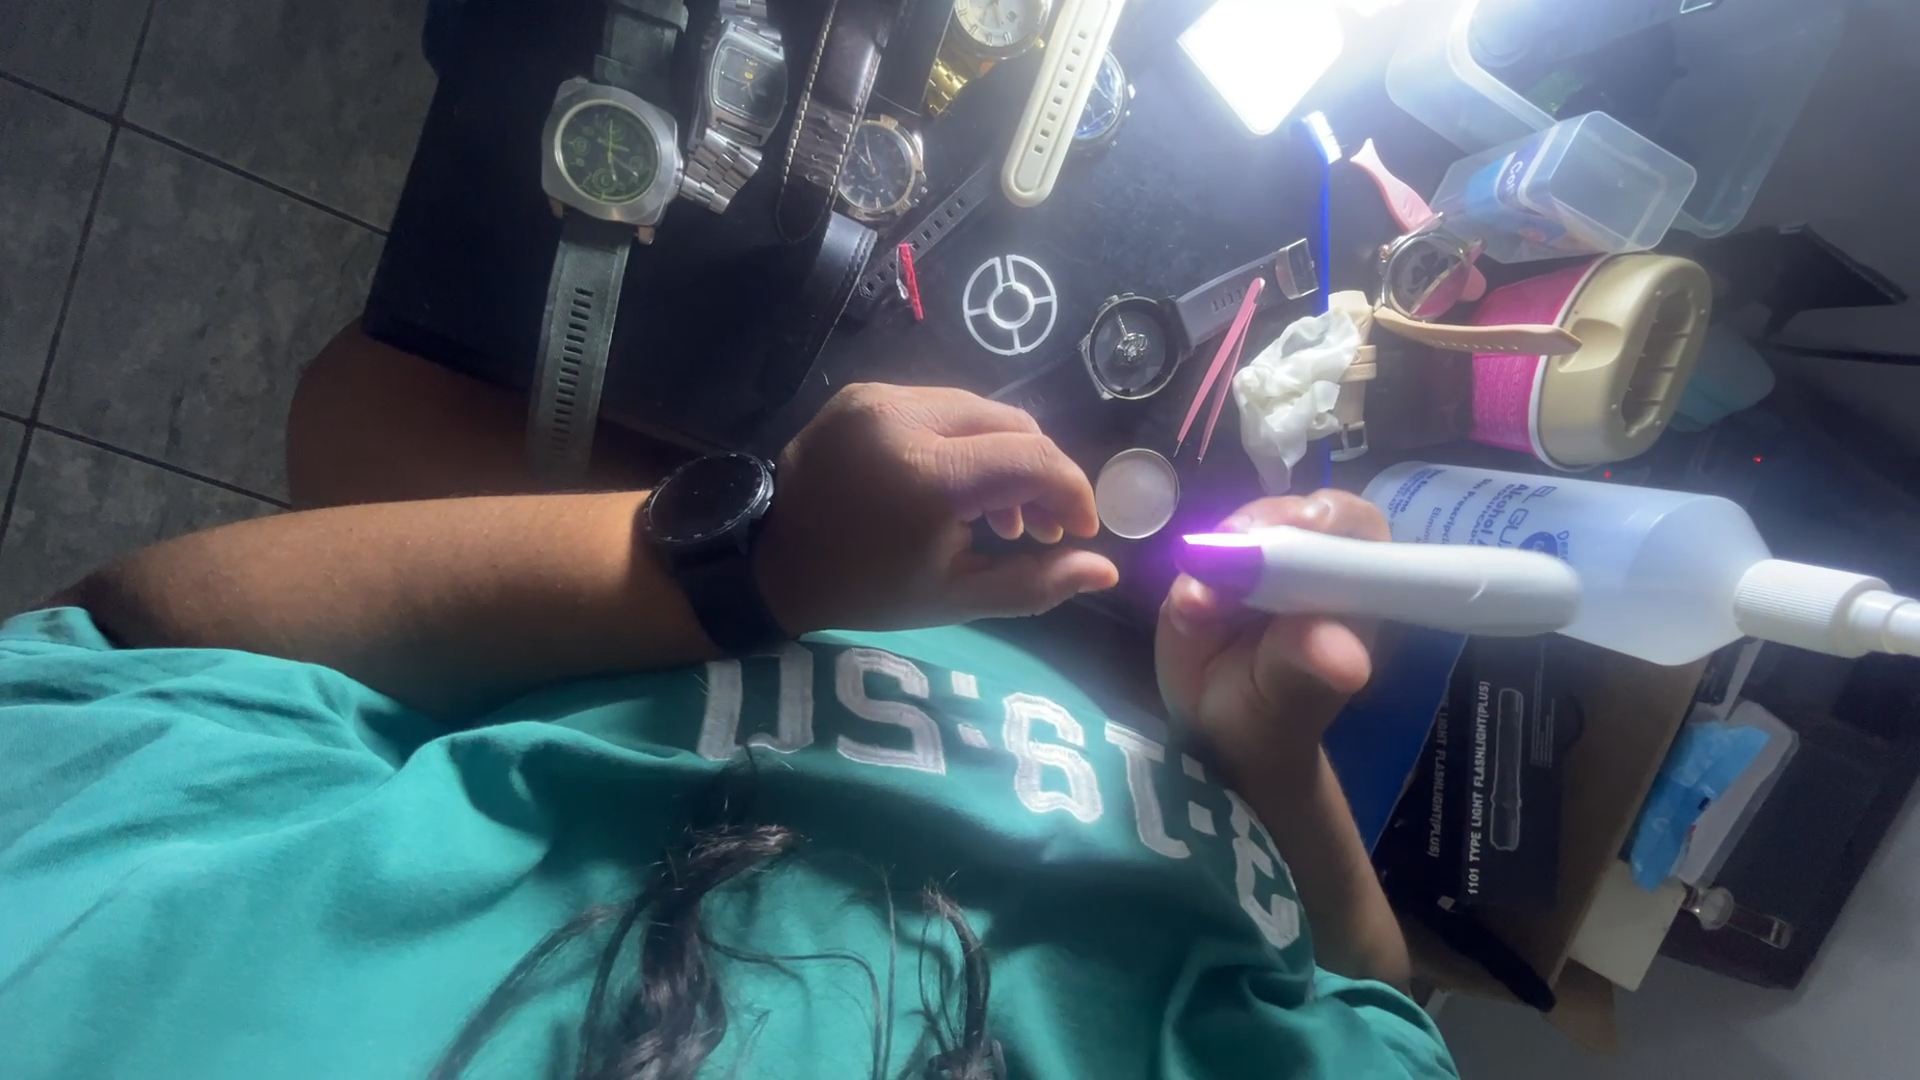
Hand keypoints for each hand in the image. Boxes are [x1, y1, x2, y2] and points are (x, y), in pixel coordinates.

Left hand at [754, 383, 1118, 632]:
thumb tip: (1105, 569)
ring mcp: (881, 397)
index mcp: (929, 477)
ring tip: (999, 516)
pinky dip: (966, 442)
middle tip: (1039, 528)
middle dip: (1042, 475)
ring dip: (1005, 457)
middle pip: (1014, 425)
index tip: (1077, 530)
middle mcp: (907, 417)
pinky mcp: (865, 393)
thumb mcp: (956, 599)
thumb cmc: (867, 590)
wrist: (772, 562)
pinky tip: (956, 485)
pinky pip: (942, 408)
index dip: (1072, 492)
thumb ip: (1035, 583)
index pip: (1034, 458)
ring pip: (981, 411)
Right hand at [1155, 491, 1386, 789]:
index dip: (1335, 516)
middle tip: (1244, 543)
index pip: (1355, 527)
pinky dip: (1191, 580)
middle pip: (1292, 514)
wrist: (1216, 730)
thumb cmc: (1275, 712)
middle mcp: (1299, 565)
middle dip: (1268, 522)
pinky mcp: (1202, 575)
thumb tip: (1348, 662)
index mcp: (1345, 585)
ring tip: (1205, 599)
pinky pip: (1195, 560)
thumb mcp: (1294, 697)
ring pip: (1240, 528)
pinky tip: (1189, 610)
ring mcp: (1247, 564)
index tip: (1309, 524)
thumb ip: (1310, 667)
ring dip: (1223, 549)